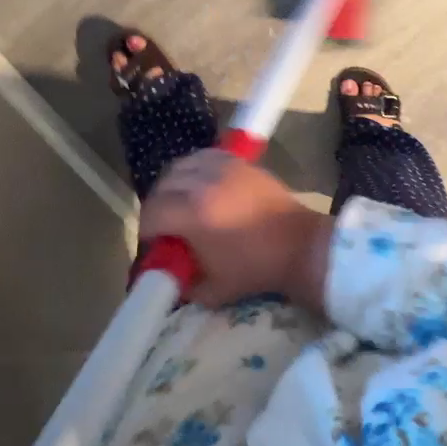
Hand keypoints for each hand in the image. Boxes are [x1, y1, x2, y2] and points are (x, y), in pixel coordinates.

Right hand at [138, 150, 332, 310]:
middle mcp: (203, 183)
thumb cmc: (257, 269)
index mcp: (194, 214)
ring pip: (180, 165)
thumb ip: (183, 283)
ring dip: (172, 184)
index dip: (146, 230)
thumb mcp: (213, 289)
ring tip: (178, 202)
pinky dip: (194, 168)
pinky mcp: (239, 162)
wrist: (300, 246)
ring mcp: (223, 168)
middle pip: (161, 186)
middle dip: (156, 206)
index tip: (153, 243)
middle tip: (164, 225)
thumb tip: (168, 276)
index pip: (152, 213)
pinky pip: (204, 156)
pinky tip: (198, 184)